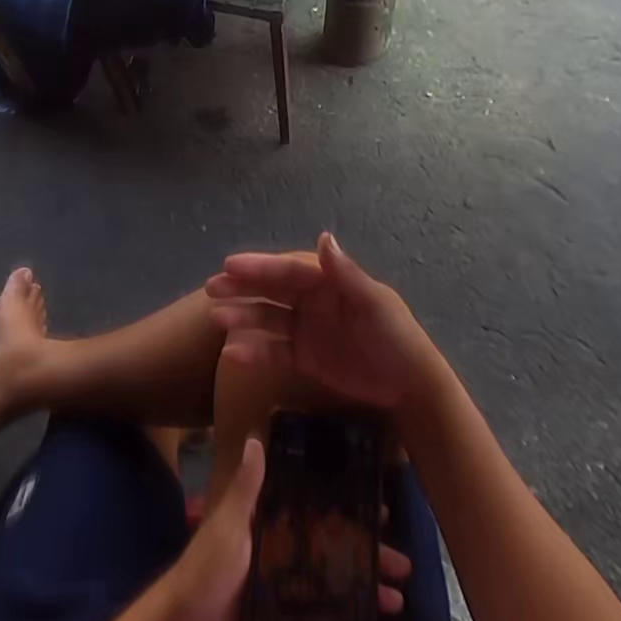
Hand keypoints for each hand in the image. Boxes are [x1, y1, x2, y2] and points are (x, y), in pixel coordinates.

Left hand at [160, 436, 414, 620]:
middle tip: (403, 557)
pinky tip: (377, 618)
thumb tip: (256, 437)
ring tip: (399, 593)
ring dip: (366, 582)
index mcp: (272, 519)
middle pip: (335, 542)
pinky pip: (324, 607)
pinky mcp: (284, 610)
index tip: (381, 505)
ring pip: (335, 575)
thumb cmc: (205, 569)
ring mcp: (286, 580)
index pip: (318, 505)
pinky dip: (349, 611)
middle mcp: (285, 545)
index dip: (350, 505)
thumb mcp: (226, 525)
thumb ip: (245, 489)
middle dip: (369, 549)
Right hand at [206, 233, 453, 413]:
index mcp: (330, 283)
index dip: (260, 267)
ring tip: (217, 317)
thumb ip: (345, 273)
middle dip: (243, 287)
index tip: (229, 264)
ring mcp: (307, 330)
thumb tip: (323, 236)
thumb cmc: (394, 337)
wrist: (408, 384)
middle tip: (212, 288)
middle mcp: (314, 302)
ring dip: (243, 316)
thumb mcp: (373, 303)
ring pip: (268, 319)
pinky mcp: (305, 358)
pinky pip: (274, 352)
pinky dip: (253, 353)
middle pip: (272, 291)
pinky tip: (231, 354)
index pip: (289, 270)